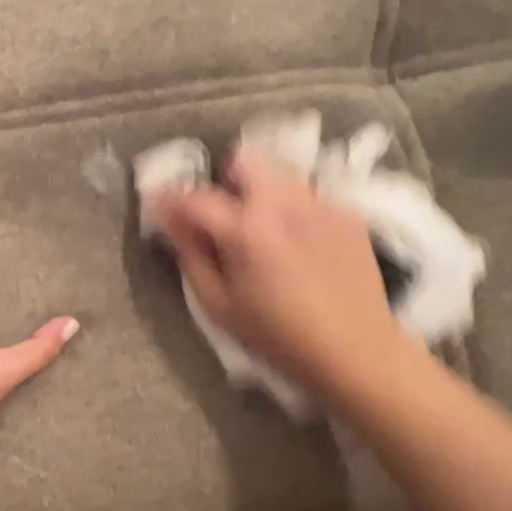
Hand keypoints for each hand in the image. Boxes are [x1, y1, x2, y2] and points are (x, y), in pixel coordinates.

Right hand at [152, 148, 410, 392]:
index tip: (156, 204)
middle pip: (247, 161)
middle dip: (224, 178)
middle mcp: (286, 205)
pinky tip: (294, 243)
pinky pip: (309, 196)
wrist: (355, 350)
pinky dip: (291, 209)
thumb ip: (191, 255)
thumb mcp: (218, 304)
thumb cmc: (276, 335)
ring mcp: (323, 205)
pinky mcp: (349, 215)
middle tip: (216, 211)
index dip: (168, 197)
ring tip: (257, 227)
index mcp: (248, 230)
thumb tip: (170, 222)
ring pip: (281, 174)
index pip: (195, 197)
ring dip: (259, 191)